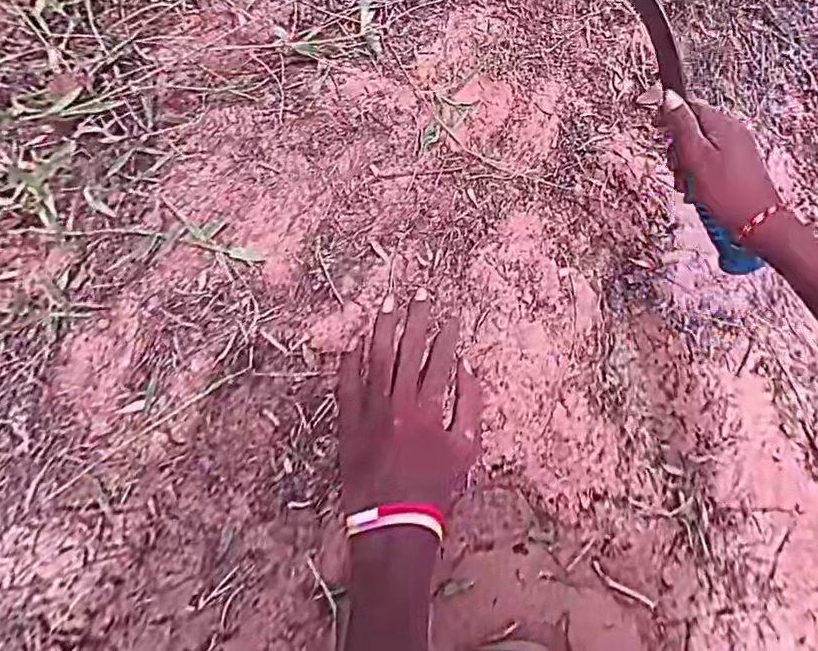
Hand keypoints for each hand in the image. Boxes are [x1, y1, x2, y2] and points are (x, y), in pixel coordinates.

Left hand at [337, 293, 483, 515]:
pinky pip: (347, 382)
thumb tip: (466, 365)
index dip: (446, 334)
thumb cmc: (435, 488)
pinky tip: (357, 340)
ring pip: (376, 357)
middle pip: (409, 349)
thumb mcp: (466, 449)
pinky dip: (351, 359)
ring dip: (384, 327)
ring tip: (389, 304)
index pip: (440, 358)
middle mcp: (399, 402)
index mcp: (430, 408)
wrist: (392, 523)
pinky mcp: (349, 421)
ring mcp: (371, 410)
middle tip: (420, 295)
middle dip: (417, 318)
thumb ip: (470, 404)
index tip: (450, 316)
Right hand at [659, 90, 786, 252]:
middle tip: (677, 166)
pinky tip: (697, 190)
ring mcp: (737, 150)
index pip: (690, 106)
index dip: (670, 118)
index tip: (657, 130)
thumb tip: (670, 97)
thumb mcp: (695, 155)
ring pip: (700, 148)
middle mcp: (733, 133)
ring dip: (687, 165)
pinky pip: (710, 162)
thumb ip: (681, 124)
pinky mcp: (738, 167)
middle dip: (678, 148)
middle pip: (693, 129)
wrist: (757, 225)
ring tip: (687, 183)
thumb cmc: (728, 193)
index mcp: (724, 125)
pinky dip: (699, 175)